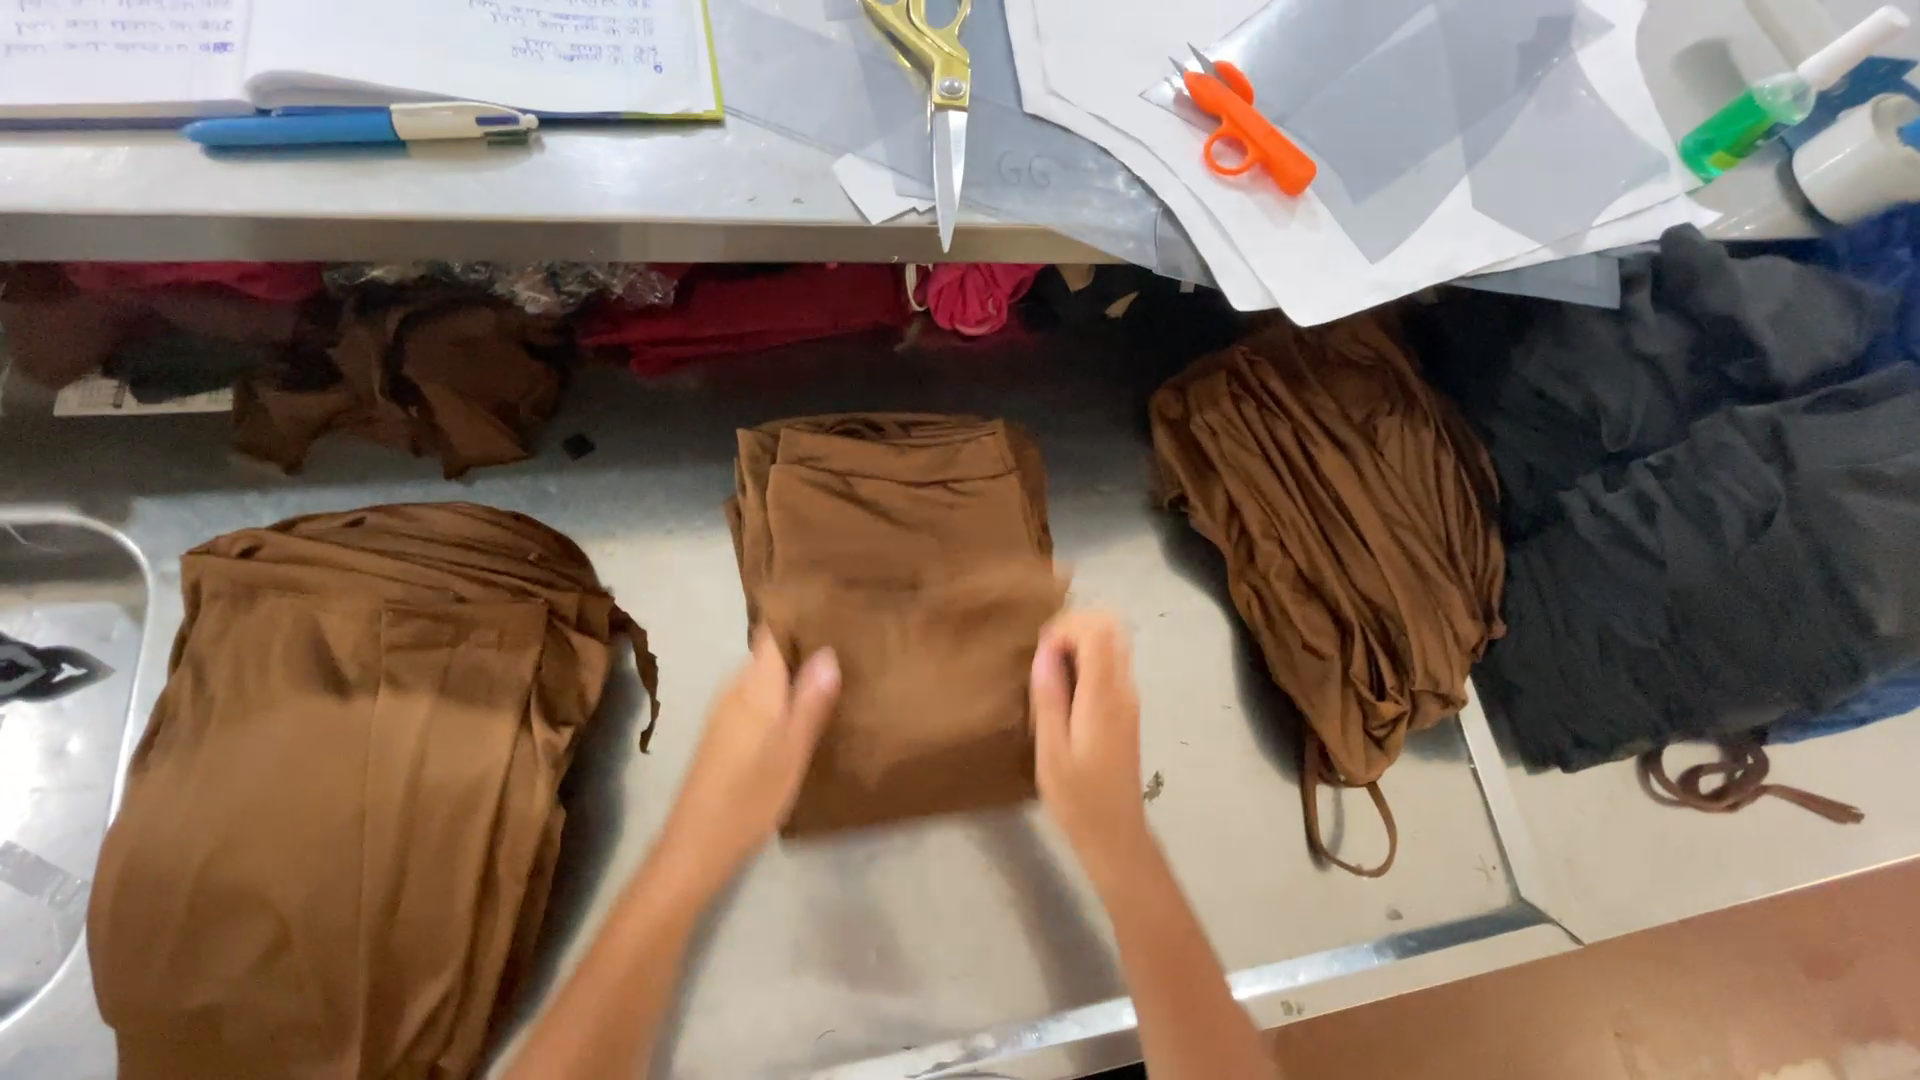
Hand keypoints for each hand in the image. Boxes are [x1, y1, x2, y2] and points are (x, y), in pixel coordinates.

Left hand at [653, 629, 839, 893]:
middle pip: (768, 653)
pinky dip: (779, 695)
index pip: (770, 634)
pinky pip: (756, 696)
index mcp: (754, 687)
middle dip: (802, 645)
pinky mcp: (723, 733)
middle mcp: (735, 689)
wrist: (696, 845)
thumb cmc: (750, 796)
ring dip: (792, 672)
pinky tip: (802, 709)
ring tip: (833, 672)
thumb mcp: (792, 750)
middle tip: (846, 643)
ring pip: (763, 676)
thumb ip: (810, 700)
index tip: (830, 607)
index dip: (795, 616)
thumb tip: (829, 651)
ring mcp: (726, 711)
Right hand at [1030, 612, 1150, 878]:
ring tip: (1049, 670)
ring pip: (1115, 642)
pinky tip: (1063, 689)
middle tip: (1044, 654)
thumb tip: (1044, 653)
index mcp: (1104, 697)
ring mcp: (1129, 698)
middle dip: (1075, 626)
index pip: (1098, 631)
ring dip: (1081, 642)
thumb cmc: (1078, 799)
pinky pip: (1111, 663)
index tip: (1040, 652)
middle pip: (1113, 627)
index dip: (1066, 627)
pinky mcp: (1126, 709)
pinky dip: (1087, 660)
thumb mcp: (1051, 752)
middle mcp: (1124, 689)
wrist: (1116, 835)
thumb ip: (1049, 698)